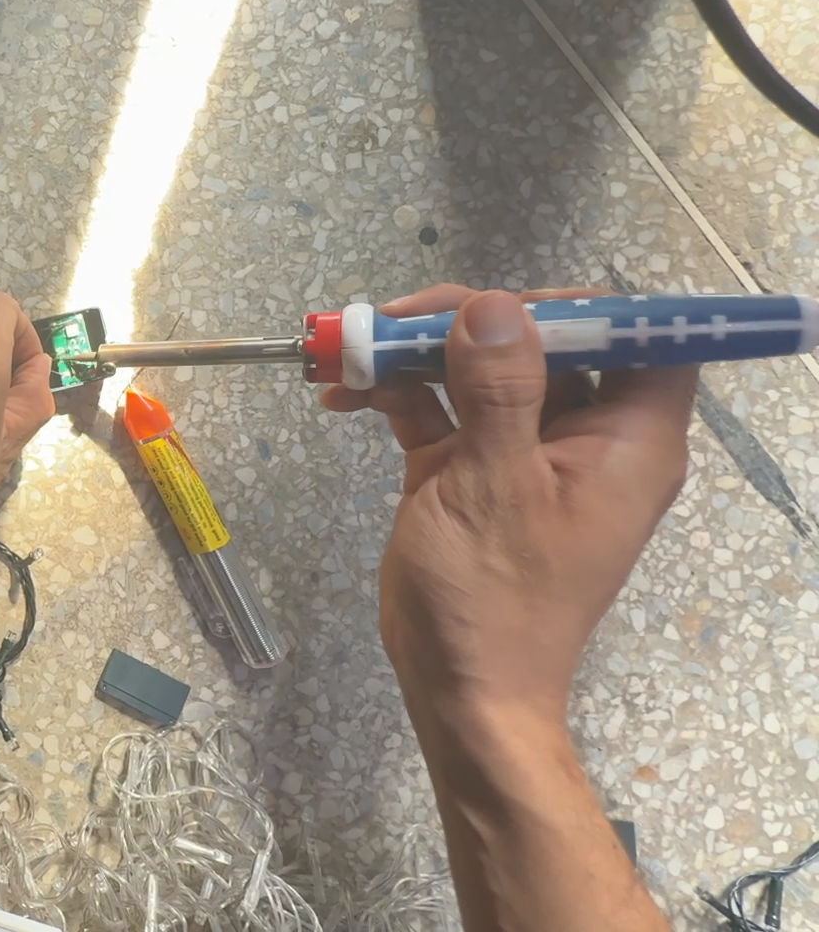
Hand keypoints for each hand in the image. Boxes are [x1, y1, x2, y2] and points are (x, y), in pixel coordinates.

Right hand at [321, 286, 697, 729]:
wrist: (455, 674)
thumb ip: (500, 392)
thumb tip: (493, 304)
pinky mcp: (458, 469)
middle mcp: (573, 436)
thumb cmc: (494, 592)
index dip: (575, 309)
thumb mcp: (495, 485)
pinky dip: (388, 398)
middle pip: (535, 348)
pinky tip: (342, 399)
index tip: (490, 302)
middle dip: (460, 325)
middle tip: (390, 321)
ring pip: (470, 376)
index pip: (635, 341)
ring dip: (410, 360)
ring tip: (347, 355)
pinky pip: (430, 412)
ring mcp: (510, 451)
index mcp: (621, 440)